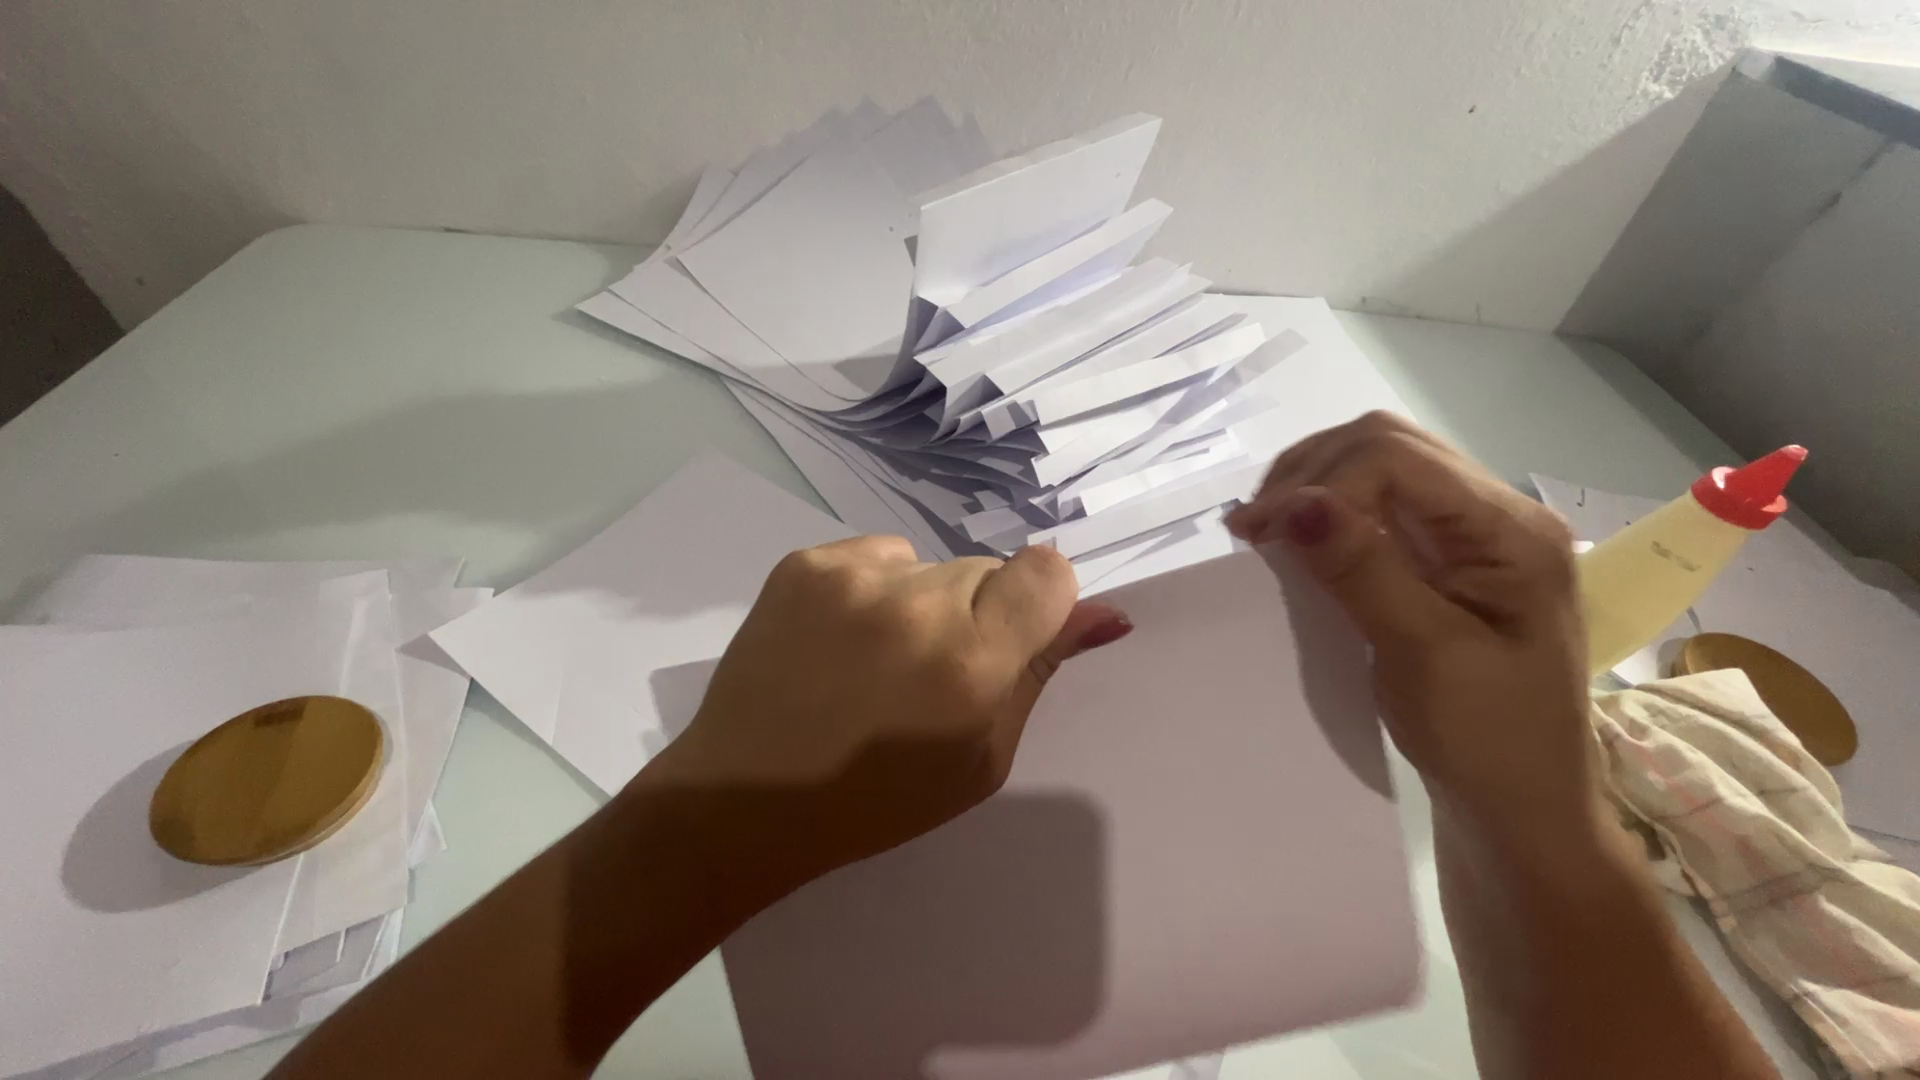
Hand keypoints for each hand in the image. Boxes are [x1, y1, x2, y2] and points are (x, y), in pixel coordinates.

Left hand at [655, 536, 1130, 893]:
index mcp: (970, 662)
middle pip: (988, 570)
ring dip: (926, 601)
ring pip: (932, 564)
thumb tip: (1106, 614)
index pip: (1048, 572)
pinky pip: (878, 556)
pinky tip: (842, 640)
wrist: (743, 798)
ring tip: (877, 659)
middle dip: (980, 612)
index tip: (1015, 637)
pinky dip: (876, 589)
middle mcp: (917, 603)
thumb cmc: (874, 802)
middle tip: (933, 671)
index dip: (1043, 602)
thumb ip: (1038, 674)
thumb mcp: (979, 760)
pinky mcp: (805, 562)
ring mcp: (852, 575)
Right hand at [1226, 412, 1593, 832]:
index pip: (1398, 457)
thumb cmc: (1488, 741)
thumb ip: (1362, 570)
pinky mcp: (1440, 558)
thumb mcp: (1423, 654)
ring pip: (1377, 466)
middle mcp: (1494, 513)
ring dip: (1312, 486)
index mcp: (1511, 530)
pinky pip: (1375, 507)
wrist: (1523, 807)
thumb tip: (1292, 503)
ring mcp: (1468, 534)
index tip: (1260, 534)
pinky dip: (1325, 512)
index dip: (1321, 483)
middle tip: (1254, 526)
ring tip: (1264, 528)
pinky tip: (1293, 537)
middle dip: (1310, 473)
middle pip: (1387, 444)